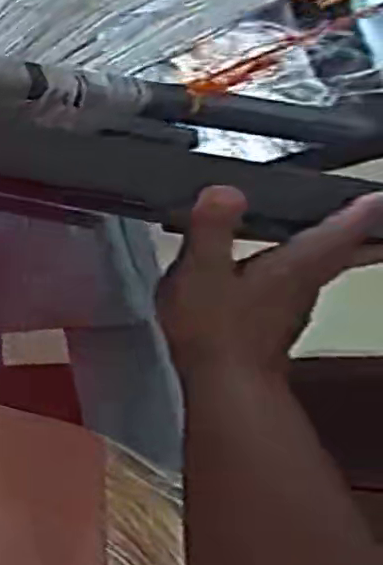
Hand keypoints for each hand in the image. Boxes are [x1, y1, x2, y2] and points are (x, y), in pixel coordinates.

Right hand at [157, 185, 382, 381]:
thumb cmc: (211, 321)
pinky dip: (306, 263)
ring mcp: (292, 301)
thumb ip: (211, 230)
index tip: (380, 195)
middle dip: (369, 235)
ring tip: (339, 232)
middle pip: (348, 253)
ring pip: (326, 266)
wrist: (226, 375)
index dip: (359, 211)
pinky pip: (300, 278)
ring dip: (339, 247)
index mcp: (293, 266)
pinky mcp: (277, 314)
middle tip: (381, 216)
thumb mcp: (200, 270)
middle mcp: (304, 281)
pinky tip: (285, 265)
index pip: (337, 233)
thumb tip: (227, 188)